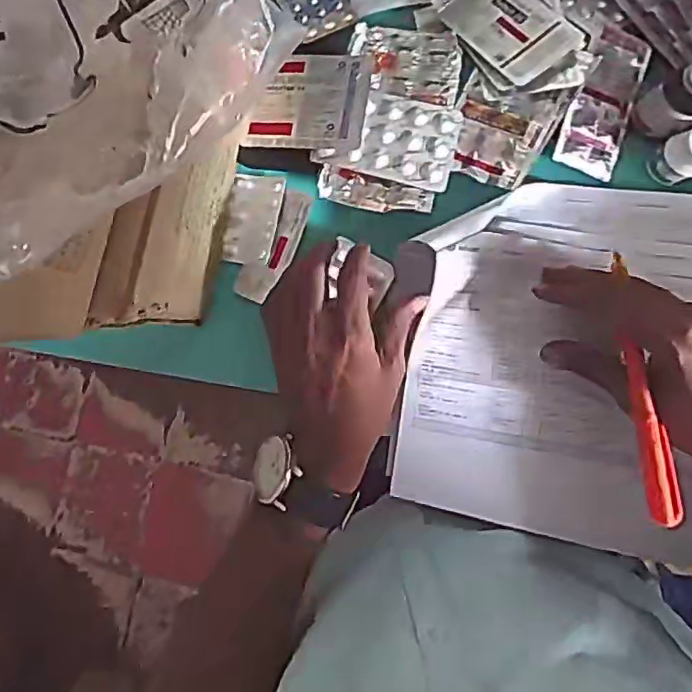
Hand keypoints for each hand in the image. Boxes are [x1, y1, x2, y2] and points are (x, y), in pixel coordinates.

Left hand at [262, 240, 426, 493]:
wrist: (327, 444)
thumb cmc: (365, 410)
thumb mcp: (392, 370)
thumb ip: (400, 327)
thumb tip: (417, 297)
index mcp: (350, 335)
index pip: (351, 280)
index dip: (358, 257)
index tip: (364, 250)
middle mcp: (317, 330)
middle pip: (312, 274)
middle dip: (324, 252)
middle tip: (335, 247)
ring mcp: (292, 337)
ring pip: (290, 286)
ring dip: (303, 266)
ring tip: (317, 260)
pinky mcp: (277, 346)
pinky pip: (273, 306)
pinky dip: (283, 289)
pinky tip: (294, 286)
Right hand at [534, 265, 691, 515]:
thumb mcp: (648, 404)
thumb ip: (600, 370)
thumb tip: (555, 351)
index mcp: (676, 332)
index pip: (615, 301)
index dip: (575, 293)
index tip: (545, 288)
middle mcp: (691, 314)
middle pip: (628, 288)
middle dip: (586, 282)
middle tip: (550, 277)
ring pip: (643, 292)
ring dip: (606, 289)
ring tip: (572, 286)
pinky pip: (658, 302)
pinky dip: (628, 299)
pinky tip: (612, 305)